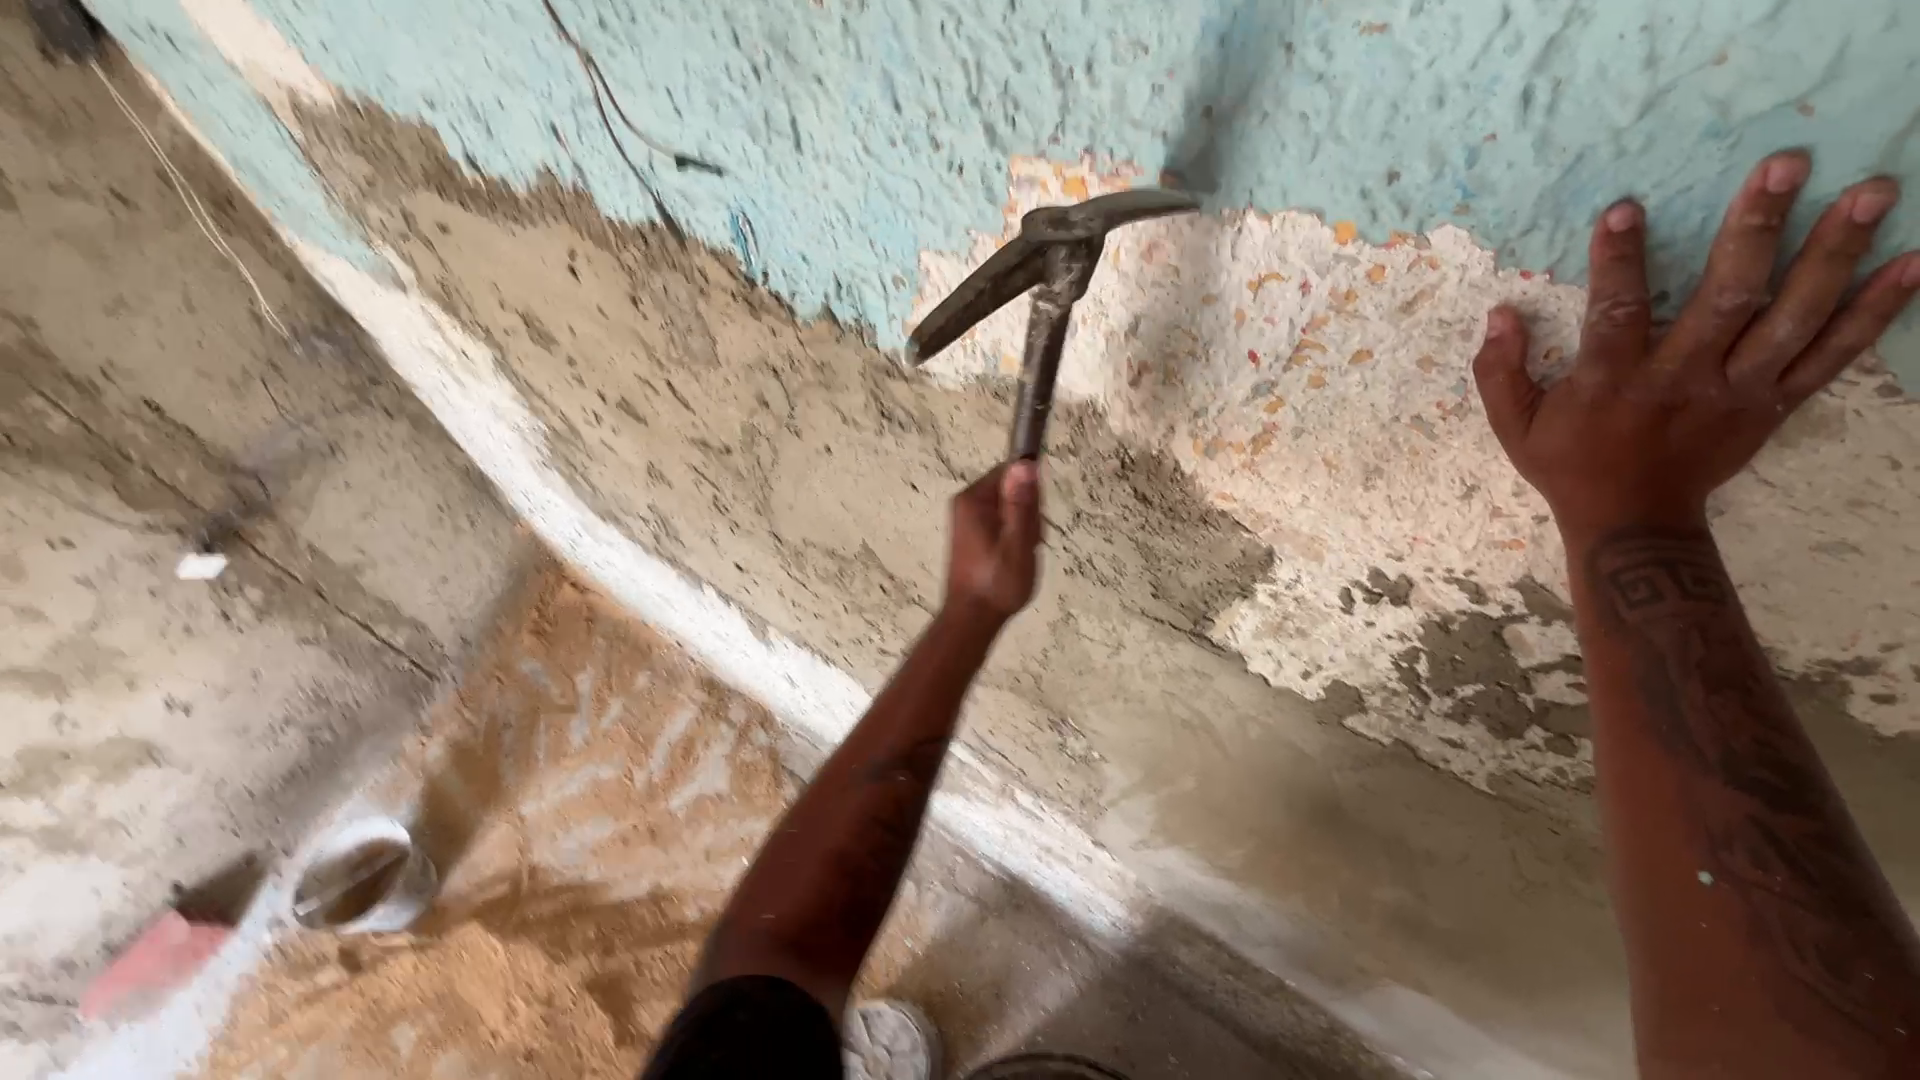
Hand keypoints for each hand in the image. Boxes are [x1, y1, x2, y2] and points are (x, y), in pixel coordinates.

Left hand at [943, 460, 1041, 623]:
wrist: (972, 619)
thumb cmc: (997, 584)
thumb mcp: (1017, 544)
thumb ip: (1022, 505)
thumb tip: (1026, 462)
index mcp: (973, 499)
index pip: (1013, 471)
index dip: (1030, 496)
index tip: (1031, 524)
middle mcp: (966, 502)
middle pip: (1012, 490)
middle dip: (1027, 516)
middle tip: (1026, 546)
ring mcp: (967, 519)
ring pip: (1011, 509)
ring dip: (1023, 530)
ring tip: (1019, 557)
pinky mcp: (972, 534)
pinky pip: (1003, 523)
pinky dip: (1014, 539)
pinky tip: (1013, 560)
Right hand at [1473, 152, 1919, 533]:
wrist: (1632, 520)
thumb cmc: (1568, 466)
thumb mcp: (1514, 426)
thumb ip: (1499, 372)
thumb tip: (1499, 315)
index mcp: (1611, 384)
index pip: (1615, 311)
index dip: (1617, 261)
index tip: (1625, 209)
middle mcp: (1680, 380)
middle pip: (1726, 297)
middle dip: (1756, 228)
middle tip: (1786, 165)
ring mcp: (1736, 391)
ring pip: (1792, 317)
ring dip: (1833, 253)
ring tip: (1872, 192)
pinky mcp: (1774, 404)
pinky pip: (1832, 355)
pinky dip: (1875, 311)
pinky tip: (1911, 262)